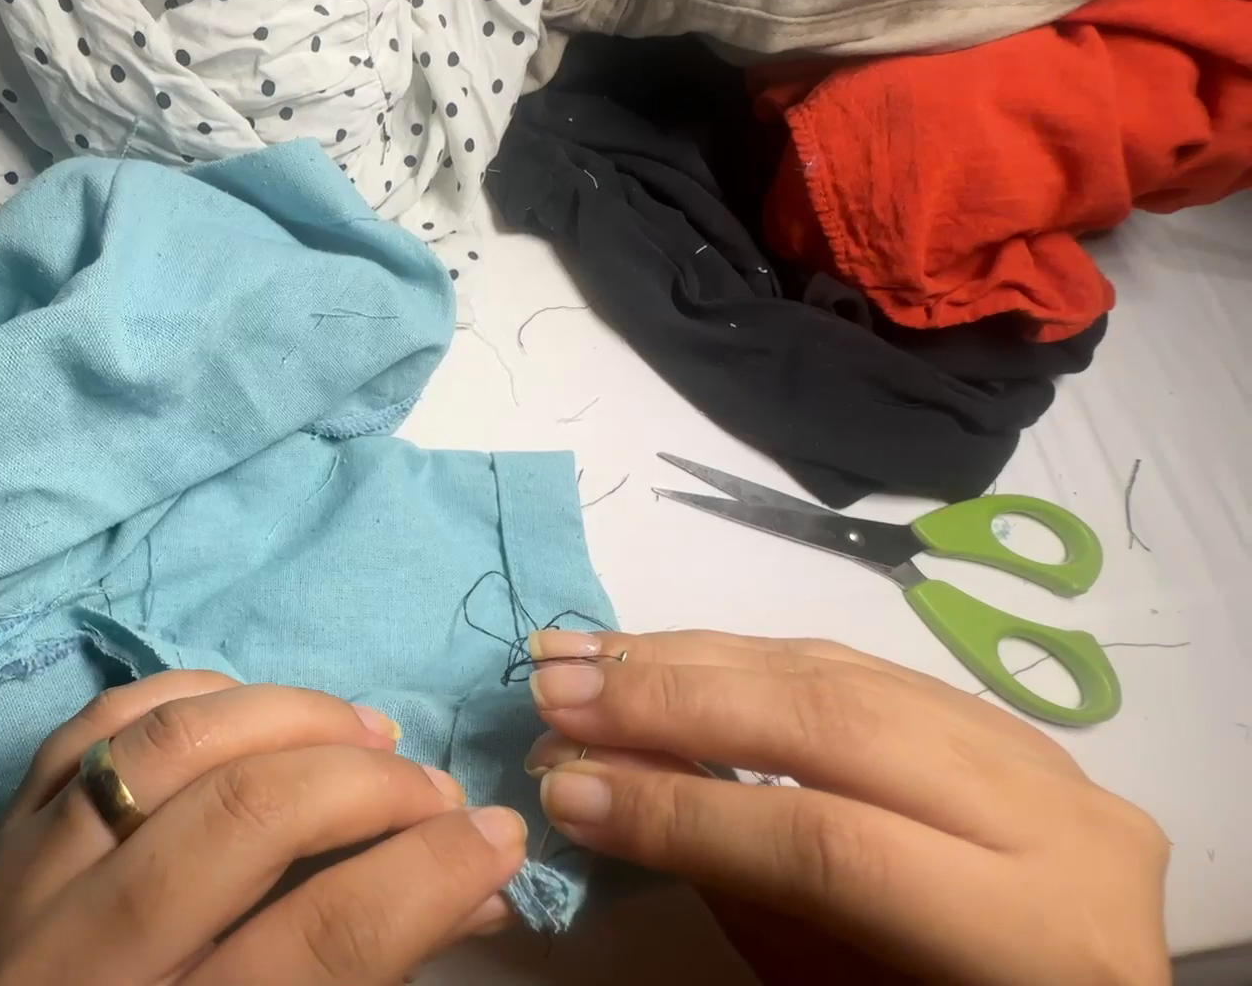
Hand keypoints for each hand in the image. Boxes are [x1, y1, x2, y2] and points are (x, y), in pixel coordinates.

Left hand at [0, 671, 528, 984]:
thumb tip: (481, 876)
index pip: (321, 943)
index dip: (426, 876)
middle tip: (428, 782)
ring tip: (360, 726)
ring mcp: (24, 878)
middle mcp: (74, 958)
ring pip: (168, 745)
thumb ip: (377, 967)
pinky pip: (100, 721)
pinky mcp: (3, 826)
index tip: (496, 831)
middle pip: (240, 818)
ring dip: (284, 715)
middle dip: (360, 785)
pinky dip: (186, 692)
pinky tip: (248, 700)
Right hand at [521, 630, 1170, 985]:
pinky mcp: (959, 700)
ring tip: (573, 654)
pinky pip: (822, 654)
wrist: (1037, 972)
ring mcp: (1010, 740)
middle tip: (553, 694)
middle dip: (667, 704)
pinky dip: (715, 649)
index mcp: (1038, 934)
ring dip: (673, 657)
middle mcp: (1046, 816)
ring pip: (818, 668)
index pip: (829, 844)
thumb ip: (718, 864)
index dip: (681, 810)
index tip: (561, 792)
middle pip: (827, 724)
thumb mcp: (818, 970)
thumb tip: (590, 775)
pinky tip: (645, 647)